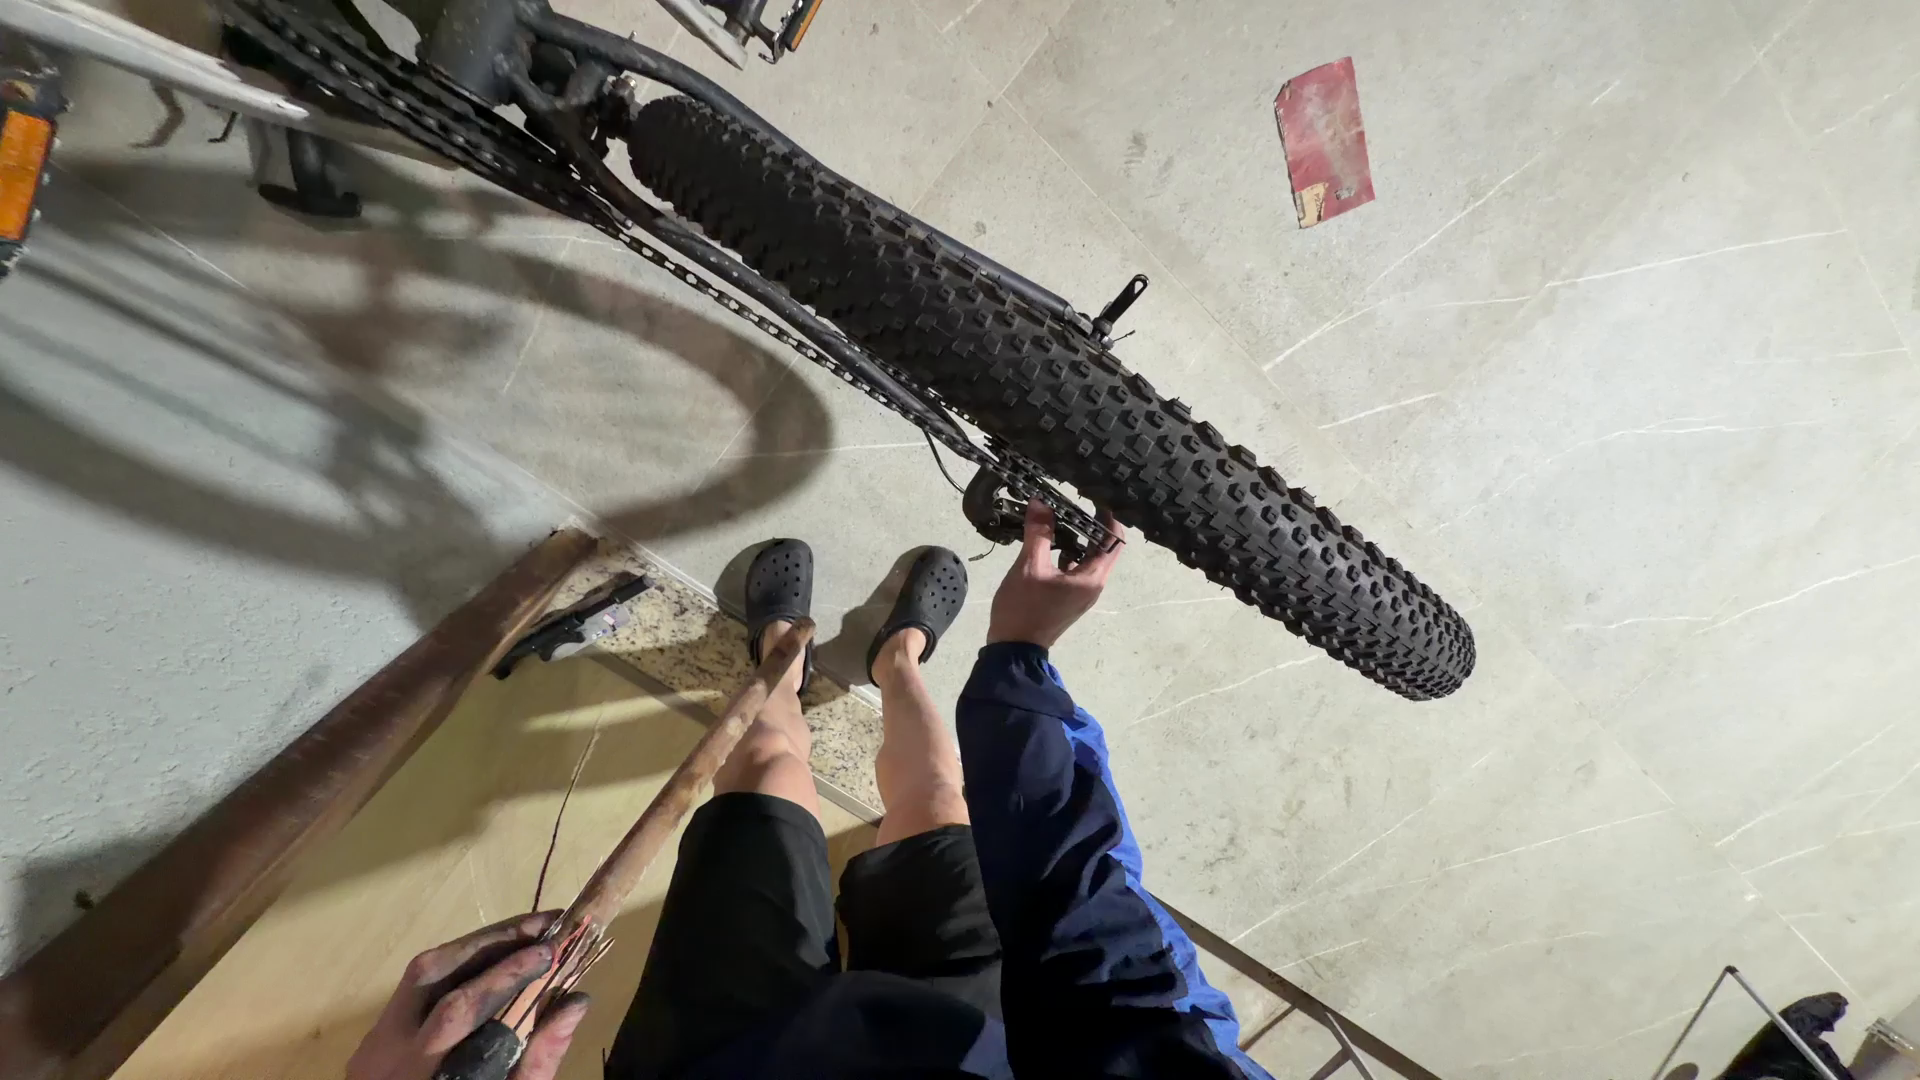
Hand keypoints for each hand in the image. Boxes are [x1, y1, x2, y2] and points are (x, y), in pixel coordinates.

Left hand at [346, 912, 589, 1079]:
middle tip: (547, 925)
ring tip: (531, 930)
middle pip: (431, 973)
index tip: (551, 952)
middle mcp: (383, 1053)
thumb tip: (578, 999)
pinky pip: (425, 981)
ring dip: (483, 942)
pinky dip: (468, 959)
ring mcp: (375, 1039)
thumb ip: (540, 1059)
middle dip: (494, 941)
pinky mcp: (381, 1030)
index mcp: (416, 1076)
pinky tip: (502, 953)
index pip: (457, 1009)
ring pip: (425, 969)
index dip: (506, 974)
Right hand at [986, 500, 1126, 649]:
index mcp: (1092, 577)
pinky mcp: (1068, 596)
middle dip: (1091, 523)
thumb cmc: (1024, 608)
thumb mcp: (1029, 566)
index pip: (1114, 540)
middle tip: (1076, 499)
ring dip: (1077, 537)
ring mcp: (1081, 592)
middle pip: (1102, 547)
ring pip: (1087, 557)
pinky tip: (1049, 539)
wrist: (1014, 647)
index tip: (1097, 496)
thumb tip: (1041, 502)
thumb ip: (1038, 532)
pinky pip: (1074, 567)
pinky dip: (1067, 551)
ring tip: (1061, 514)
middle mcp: (1093, 584)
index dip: (1110, 517)